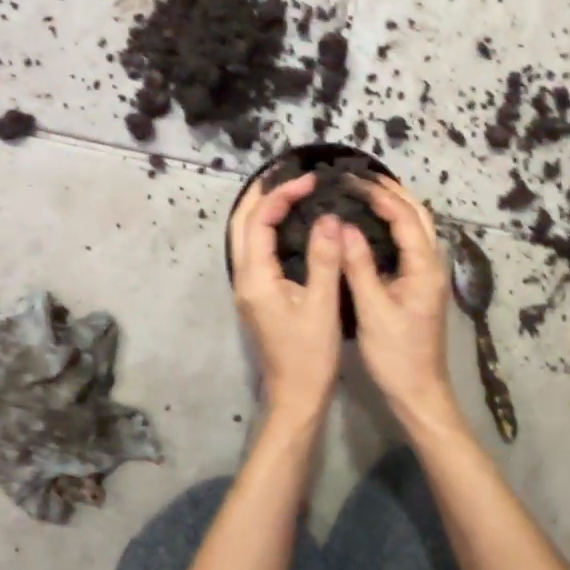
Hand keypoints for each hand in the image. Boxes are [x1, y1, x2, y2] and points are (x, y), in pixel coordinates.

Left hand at [228, 173, 343, 418]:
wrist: (295, 396)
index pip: (259, 222)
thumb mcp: (322, 305)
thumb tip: (329, 218)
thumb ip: (324, 259)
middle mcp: (244, 279)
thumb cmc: (310, 355)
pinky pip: (256, 251)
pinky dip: (268, 230)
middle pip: (241, 224)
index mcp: (255, 278)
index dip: (282, 196)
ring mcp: (248, 288)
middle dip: (262, 195)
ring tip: (290, 190)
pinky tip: (292, 225)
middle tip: (289, 174)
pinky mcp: (258, 296)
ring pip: (245, 237)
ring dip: (262, 210)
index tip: (311, 182)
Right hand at [340, 177, 457, 423]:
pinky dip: (395, 227)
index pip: (405, 217)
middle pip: (418, 215)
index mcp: (424, 267)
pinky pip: (411, 244)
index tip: (350, 181)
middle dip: (392, 192)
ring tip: (366, 192)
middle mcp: (433, 265)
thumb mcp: (373, 310)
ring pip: (418, 229)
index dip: (379, 195)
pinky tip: (373, 228)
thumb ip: (359, 265)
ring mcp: (430, 276)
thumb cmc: (395, 355)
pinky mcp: (422, 286)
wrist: (419, 392)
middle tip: (360, 177)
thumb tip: (345, 226)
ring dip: (396, 207)